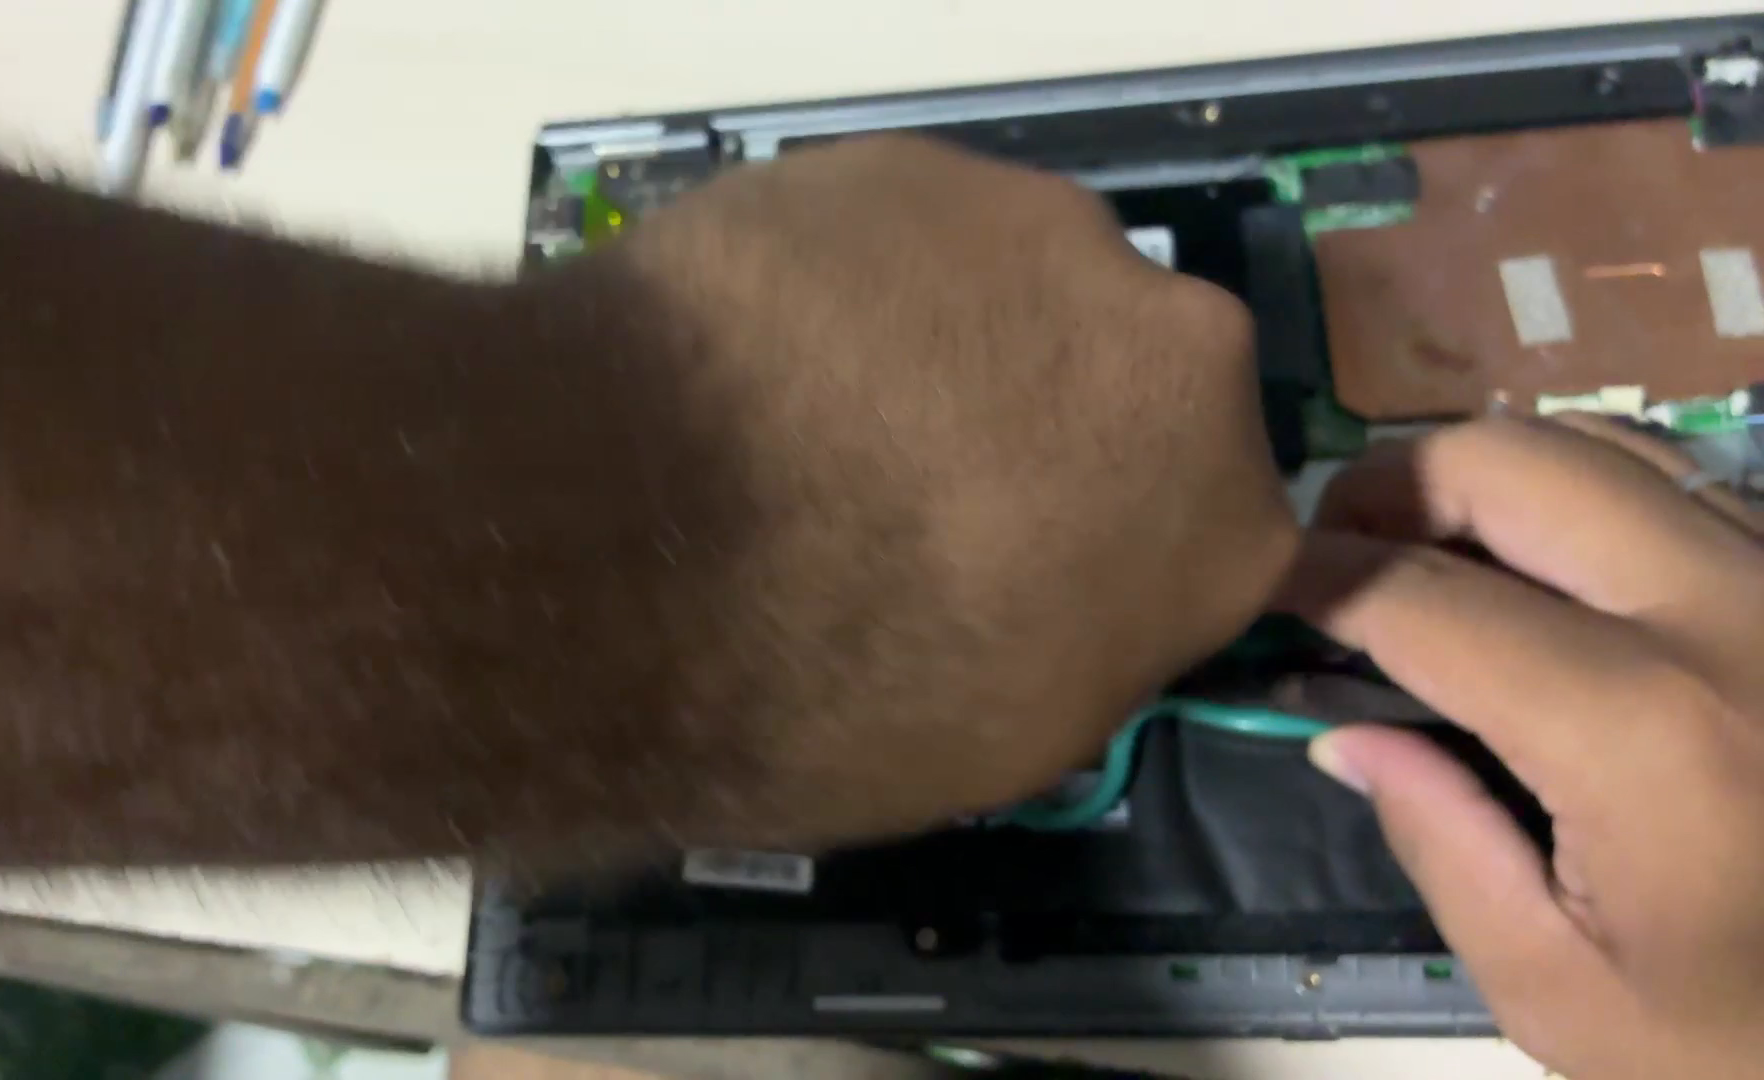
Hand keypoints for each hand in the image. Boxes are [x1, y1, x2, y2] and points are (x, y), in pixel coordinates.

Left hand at [594, 136, 1295, 847]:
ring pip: (1017, 298)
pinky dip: (862, 292)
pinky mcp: (908, 166)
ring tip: (826, 413)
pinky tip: (778, 348)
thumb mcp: (992, 740)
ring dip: (949, 351)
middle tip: (912, 479)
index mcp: (1220, 524)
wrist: (640, 548)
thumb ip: (1081, 645)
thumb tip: (1066, 585)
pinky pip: (910, 240)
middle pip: (1117, 391)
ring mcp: (1039, 234)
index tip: (1013, 556)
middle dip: (1038, 435)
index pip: (1194, 523)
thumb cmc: (828, 691)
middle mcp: (1175, 352)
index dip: (1094, 542)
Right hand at [1286, 415, 1763, 1076]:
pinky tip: (1529, 570)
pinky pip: (1668, 477)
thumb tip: (1343, 735)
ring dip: (1466, 485)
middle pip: (1501, 464)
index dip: (1302, 578)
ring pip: (1589, 444)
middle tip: (1336, 563)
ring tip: (1424, 557)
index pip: (1408, 594)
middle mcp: (1742, 619)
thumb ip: (1436, 840)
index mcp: (1653, 734)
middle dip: (1376, 493)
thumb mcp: (1569, 994)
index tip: (1255, 591)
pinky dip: (1558, 494)